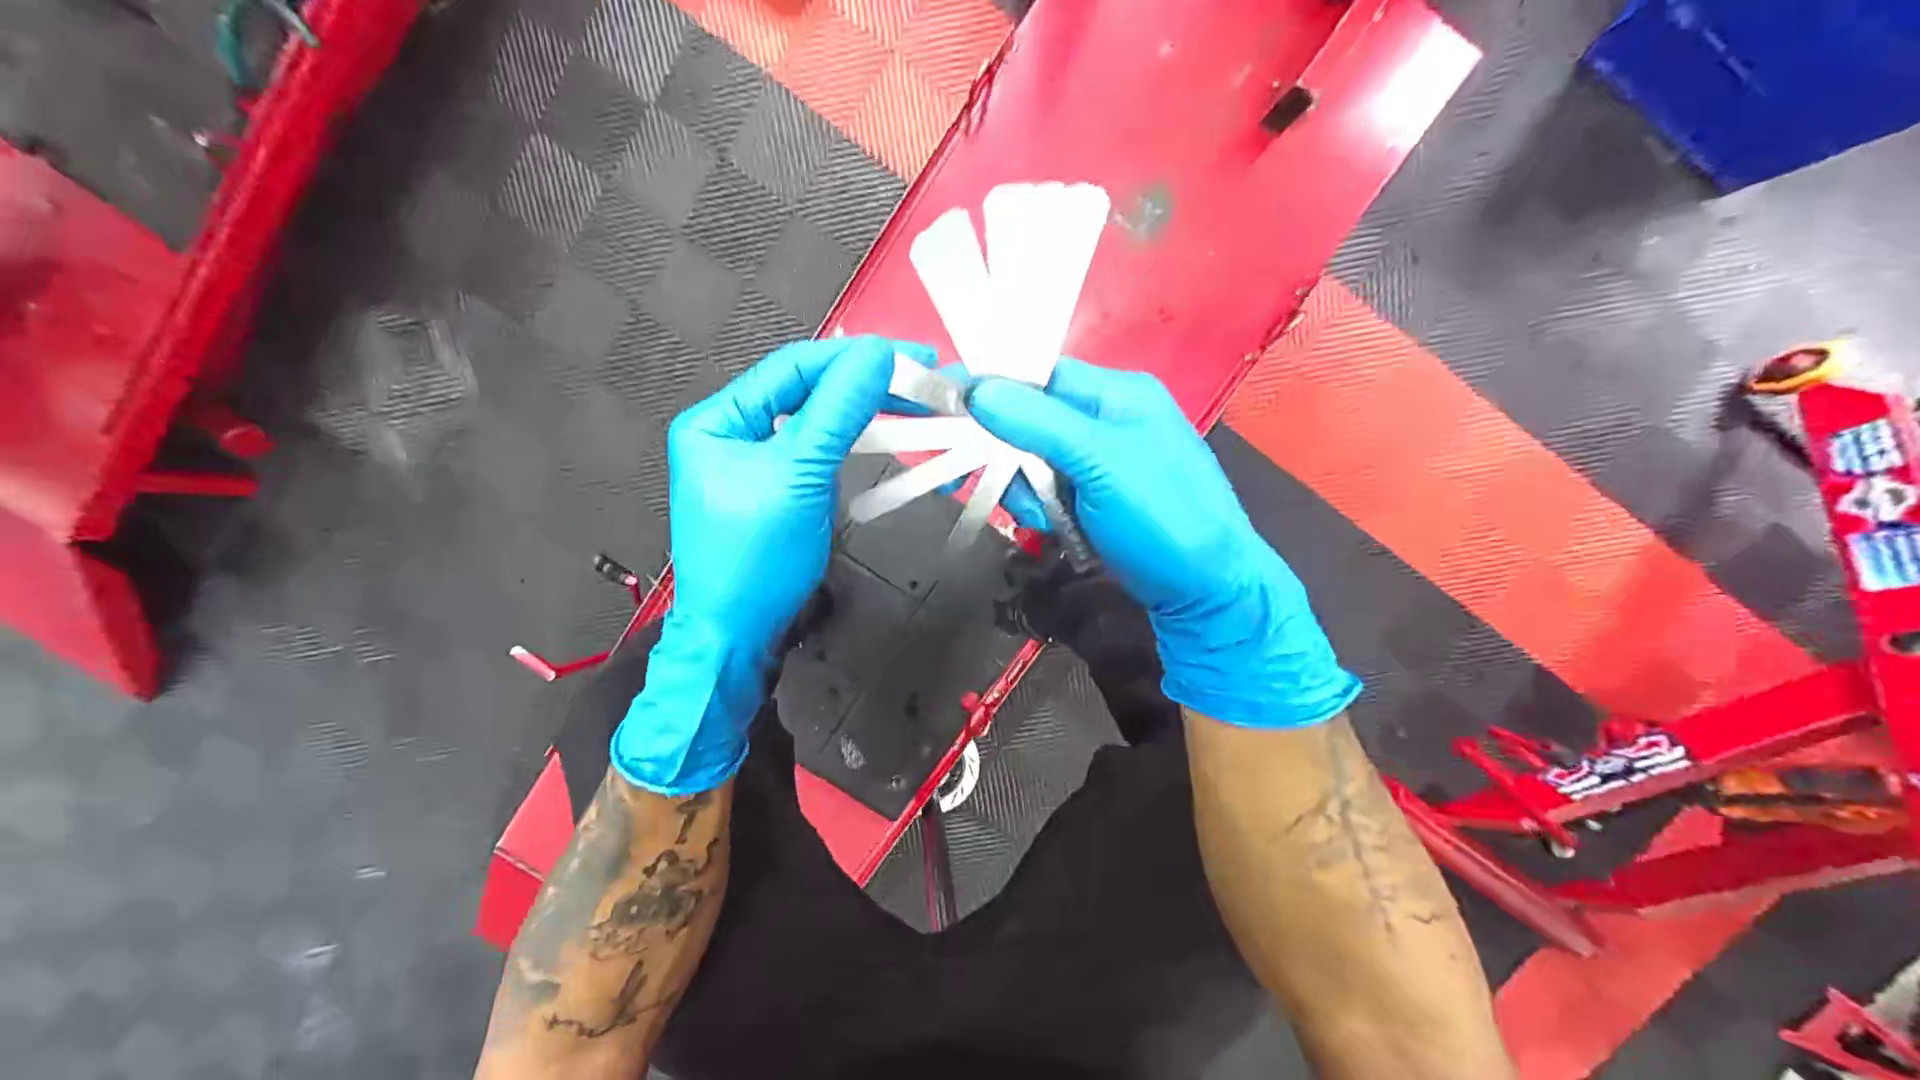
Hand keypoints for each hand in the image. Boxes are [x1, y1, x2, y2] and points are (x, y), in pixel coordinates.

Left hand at [612, 337, 895, 793]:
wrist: (741, 636)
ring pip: (823, 419)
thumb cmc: (750, 564)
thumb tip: (874, 357)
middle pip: (810, 390)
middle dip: (867, 381)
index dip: (851, 357)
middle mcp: (736, 433)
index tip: (905, 355)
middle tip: (923, 376)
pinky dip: (860, 438)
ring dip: (869, 408)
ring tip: (918, 398)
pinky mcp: (786, 487)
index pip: (793, 369)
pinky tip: (889, 428)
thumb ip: (837, 411)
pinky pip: (826, 448)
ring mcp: (763, 461)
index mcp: (718, 421)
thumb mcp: (796, 477)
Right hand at [968, 358, 1359, 727]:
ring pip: (1031, 458)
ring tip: (1042, 515)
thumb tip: (976, 388)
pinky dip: (1040, 506)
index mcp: (1116, 394)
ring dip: (1024, 487)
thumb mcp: (1099, 461)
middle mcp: (1106, 419)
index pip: (1038, 373)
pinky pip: (1047, 488)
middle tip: (990, 479)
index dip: (991, 385)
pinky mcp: (1094, 496)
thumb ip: (1036, 421)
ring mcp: (1100, 460)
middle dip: (1007, 451)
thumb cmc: (1162, 517)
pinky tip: (1052, 525)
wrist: (1205, 592)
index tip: (946, 401)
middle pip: (1029, 418)